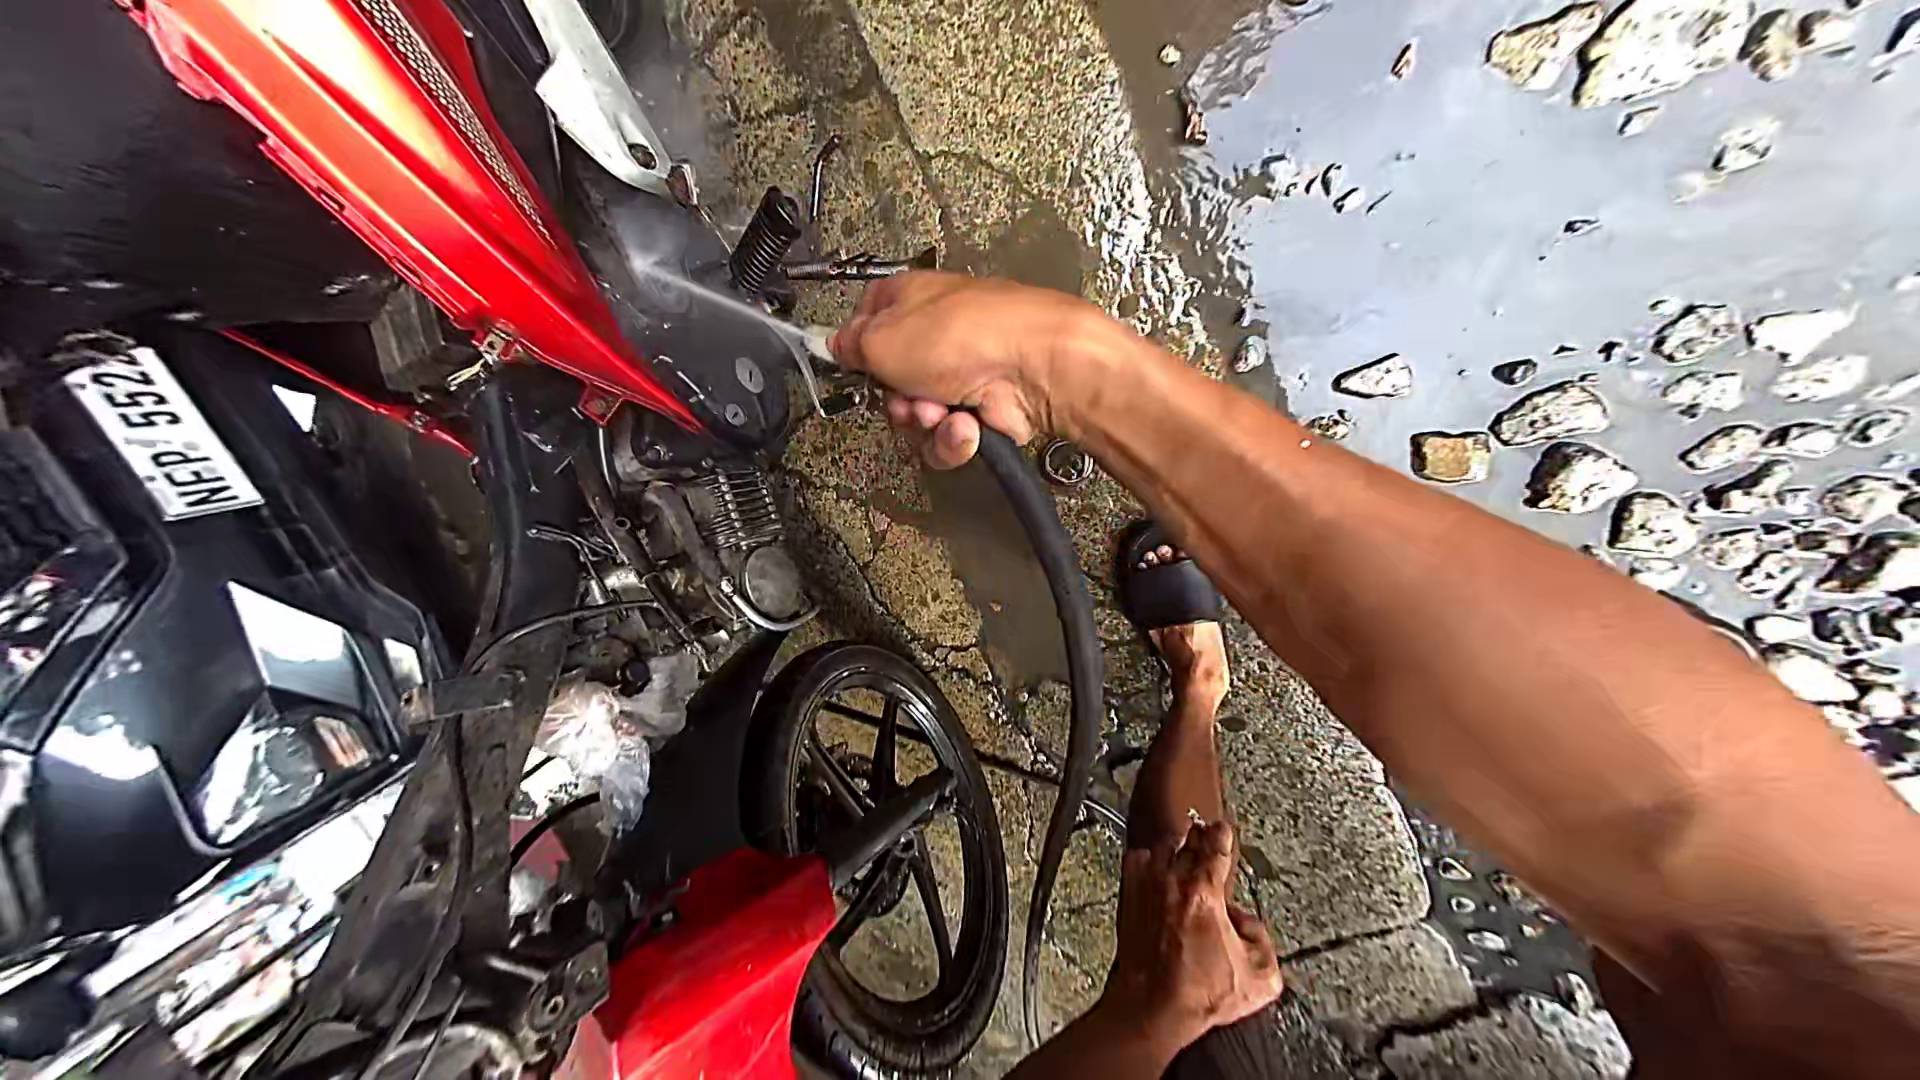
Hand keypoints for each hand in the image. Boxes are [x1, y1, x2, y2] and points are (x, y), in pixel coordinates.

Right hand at [830, 272, 1108, 468]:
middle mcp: (933, 339)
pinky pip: (945, 441)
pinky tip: (966, 424)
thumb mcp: (881, 337)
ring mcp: (959, 378)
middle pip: (889, 387)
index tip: (854, 369)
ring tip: (941, 410)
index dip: (857, 354)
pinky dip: (953, 438)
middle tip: (906, 398)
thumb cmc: (963, 335)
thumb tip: (837, 345)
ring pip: (915, 421)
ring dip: (923, 422)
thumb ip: (851, 345)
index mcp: (907, 303)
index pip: (865, 328)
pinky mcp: (979, 413)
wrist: (1030, 366)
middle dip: (894, 402)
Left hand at [1095, 820, 1282, 1055]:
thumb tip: (1246, 919)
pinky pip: (1139, 858)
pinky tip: (1159, 873)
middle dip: (1200, 836)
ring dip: (1176, 849)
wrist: (1152, 1003)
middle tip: (1207, 840)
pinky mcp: (1128, 888)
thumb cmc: (1198, 992)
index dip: (1222, 833)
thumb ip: (1263, 941)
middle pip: (1189, 838)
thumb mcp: (1258, 978)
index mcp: (1205, 892)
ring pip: (1164, 846)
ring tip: (1184, 860)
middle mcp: (1173, 878)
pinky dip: (1150, 861)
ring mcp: (1147, 880)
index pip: (1216, 845)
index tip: (1224, 828)